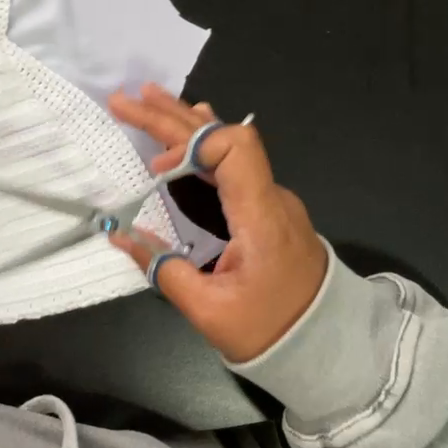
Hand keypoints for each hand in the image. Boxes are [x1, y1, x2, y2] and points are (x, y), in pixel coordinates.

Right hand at [107, 84, 328, 363]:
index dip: (190, 141)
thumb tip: (120, 233)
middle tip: (125, 100)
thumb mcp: (207, 310)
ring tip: (147, 102)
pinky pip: (233, 164)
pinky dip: (201, 144)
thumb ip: (163, 267)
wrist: (328, 346)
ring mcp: (271, 200)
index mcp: (260, 216)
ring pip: (227, 146)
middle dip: (170, 118)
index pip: (235, 148)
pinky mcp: (267, 209)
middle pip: (223, 138)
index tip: (154, 163)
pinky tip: (188, 128)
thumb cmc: (268, 331)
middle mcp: (269, 197)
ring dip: (184, 124)